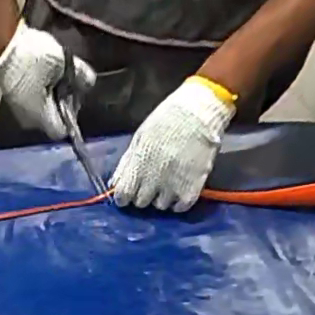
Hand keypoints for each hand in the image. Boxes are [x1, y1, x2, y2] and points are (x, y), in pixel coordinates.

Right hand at [0, 23, 95, 139]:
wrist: (4, 49)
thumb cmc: (33, 59)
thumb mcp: (62, 63)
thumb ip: (79, 75)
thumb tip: (90, 83)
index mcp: (41, 116)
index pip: (61, 131)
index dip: (71, 117)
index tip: (76, 97)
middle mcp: (30, 121)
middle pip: (53, 122)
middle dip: (64, 105)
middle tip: (69, 82)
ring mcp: (20, 114)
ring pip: (44, 113)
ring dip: (53, 99)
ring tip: (56, 77)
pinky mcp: (15, 104)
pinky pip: (34, 106)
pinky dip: (43, 95)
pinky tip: (45, 77)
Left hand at [109, 76, 235, 211]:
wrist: (201, 108)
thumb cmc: (167, 120)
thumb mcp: (139, 139)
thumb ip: (125, 165)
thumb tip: (113, 185)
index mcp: (136, 170)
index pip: (122, 197)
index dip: (125, 195)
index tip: (130, 189)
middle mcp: (151, 182)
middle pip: (140, 203)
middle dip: (144, 194)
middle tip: (154, 181)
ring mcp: (172, 186)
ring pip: (160, 205)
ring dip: (163, 197)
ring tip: (171, 181)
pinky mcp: (192, 188)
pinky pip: (181, 206)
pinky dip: (180, 202)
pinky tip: (183, 189)